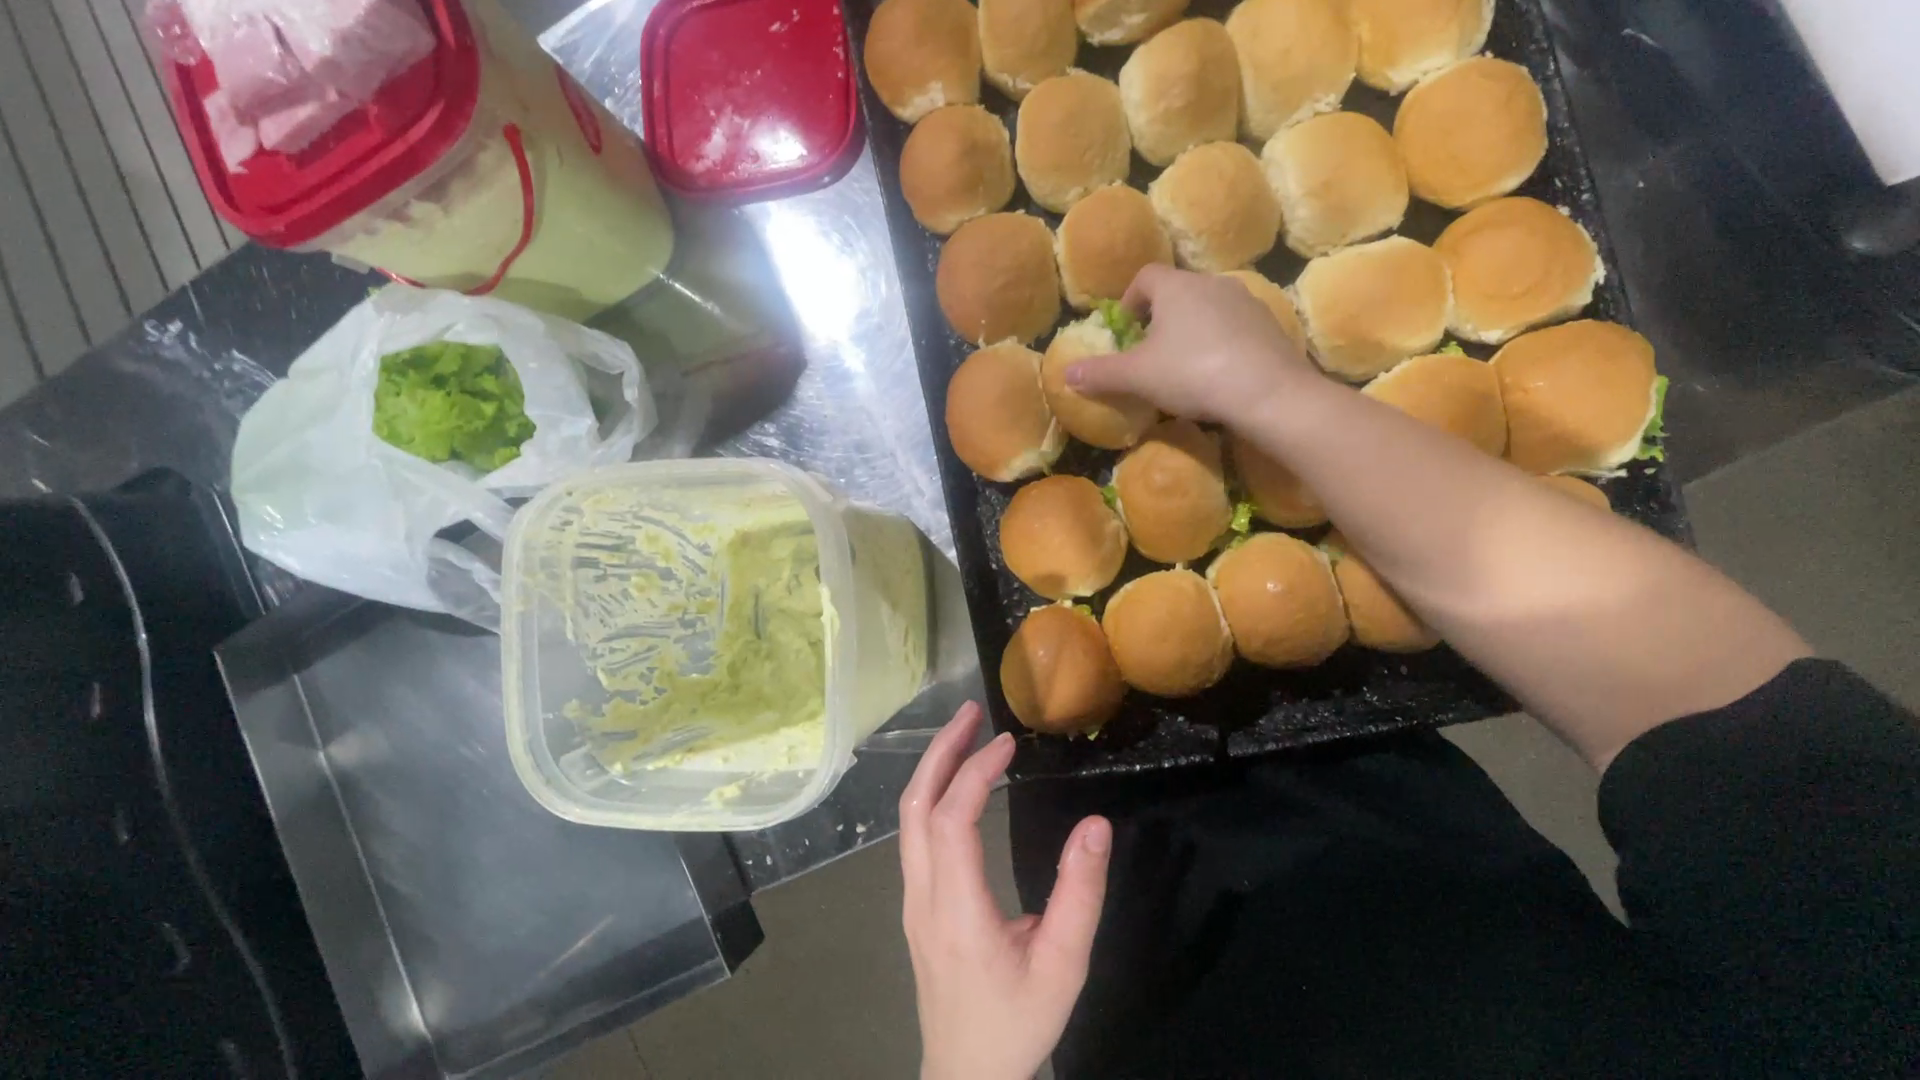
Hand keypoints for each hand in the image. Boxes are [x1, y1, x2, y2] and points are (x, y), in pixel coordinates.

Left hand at [900, 703, 1111, 1079]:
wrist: (967, 1076)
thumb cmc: (1017, 1022)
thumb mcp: (1064, 965)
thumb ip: (1080, 895)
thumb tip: (1095, 824)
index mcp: (955, 911)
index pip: (951, 820)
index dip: (975, 773)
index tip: (1008, 743)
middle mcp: (921, 898)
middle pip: (914, 808)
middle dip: (939, 752)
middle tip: (970, 714)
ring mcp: (910, 902)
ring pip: (908, 821)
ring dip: (932, 770)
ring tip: (965, 736)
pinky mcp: (915, 907)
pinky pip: (914, 837)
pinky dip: (932, 796)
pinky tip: (956, 785)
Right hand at [1068, 265, 1318, 425]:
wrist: (1267, 391)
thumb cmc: (1192, 373)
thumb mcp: (1137, 377)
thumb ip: (1101, 373)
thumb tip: (1066, 373)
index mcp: (1176, 287)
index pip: (1145, 276)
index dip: (1130, 300)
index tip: (1126, 330)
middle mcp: (1212, 283)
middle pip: (1178, 291)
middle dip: (1162, 317)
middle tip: (1151, 352)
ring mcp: (1247, 301)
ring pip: (1209, 308)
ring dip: (1194, 330)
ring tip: (1185, 366)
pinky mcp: (1270, 325)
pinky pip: (1237, 327)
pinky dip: (1223, 343)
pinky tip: (1219, 375)